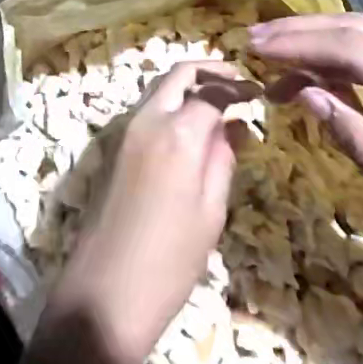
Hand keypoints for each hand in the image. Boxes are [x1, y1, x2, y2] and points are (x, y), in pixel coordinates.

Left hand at [48, 62, 258, 363]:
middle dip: (208, 71)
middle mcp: (146, 120)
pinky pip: (146, 112)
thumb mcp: (210, 211)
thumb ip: (221, 160)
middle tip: (237, 83)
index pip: (211, 91)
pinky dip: (170, 107)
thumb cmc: (170, 260)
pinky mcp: (113, 148)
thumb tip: (232, 127)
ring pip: (157, 90)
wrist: (104, 291)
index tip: (258, 92)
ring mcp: (124, 132)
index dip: (237, 87)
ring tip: (218, 105)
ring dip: (186, 87)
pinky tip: (190, 130)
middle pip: (177, 75)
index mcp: (177, 133)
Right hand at [249, 13, 362, 331]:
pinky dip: (343, 56)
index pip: (361, 53)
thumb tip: (306, 94)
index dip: (302, 45)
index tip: (255, 49)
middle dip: (303, 31)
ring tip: (272, 55)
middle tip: (252, 42)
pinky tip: (314, 71)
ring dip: (320, 39)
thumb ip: (361, 146)